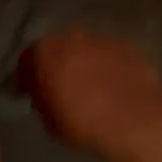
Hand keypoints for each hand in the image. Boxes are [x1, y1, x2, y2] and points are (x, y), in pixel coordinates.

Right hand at [21, 29, 161, 148]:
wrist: (133, 120)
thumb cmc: (83, 124)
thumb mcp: (49, 121)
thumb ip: (41, 100)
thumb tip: (43, 95)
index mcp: (43, 53)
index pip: (27, 60)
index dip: (29, 77)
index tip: (32, 92)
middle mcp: (69, 37)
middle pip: (57, 48)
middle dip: (57, 64)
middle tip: (62, 86)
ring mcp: (100, 38)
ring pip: (84, 48)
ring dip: (84, 62)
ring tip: (91, 85)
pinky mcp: (126, 45)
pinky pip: (109, 53)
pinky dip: (107, 64)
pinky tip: (113, 83)